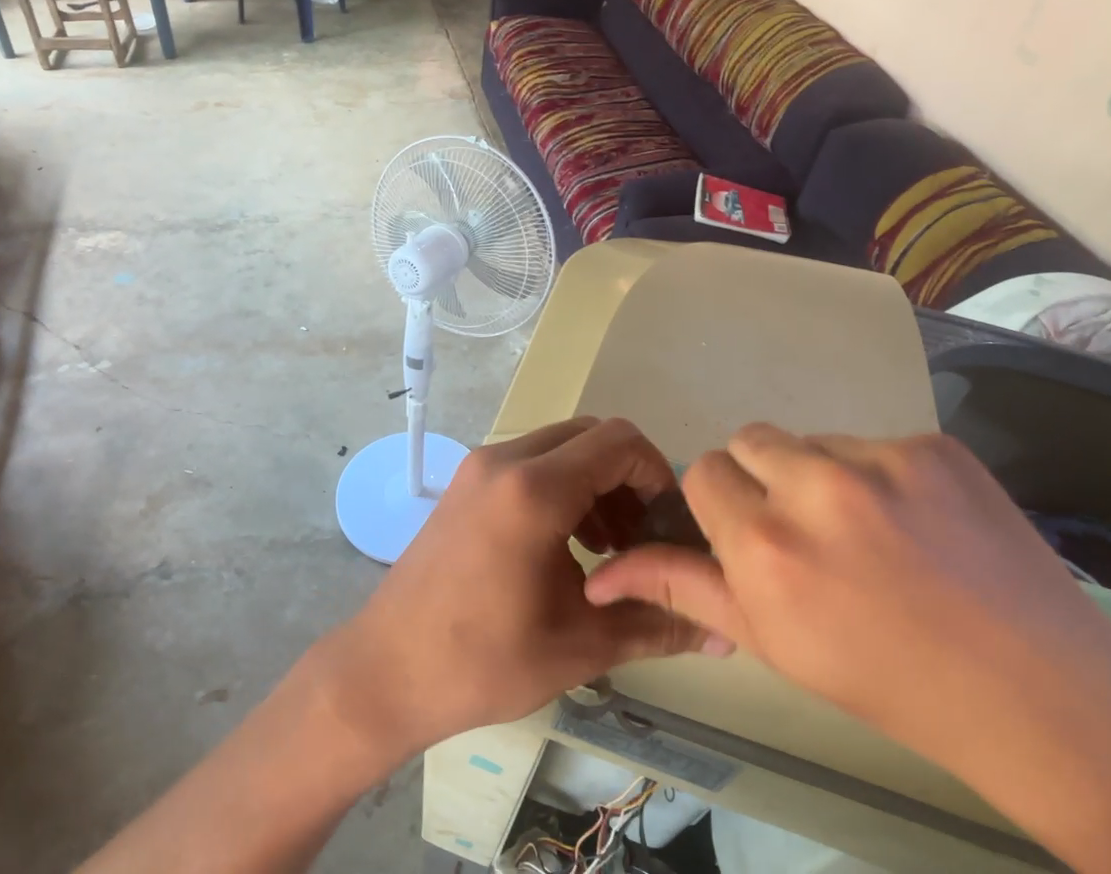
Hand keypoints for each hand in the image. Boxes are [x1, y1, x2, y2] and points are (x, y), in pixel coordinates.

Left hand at [319, 418, 720, 754]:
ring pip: (557, 449)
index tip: (669, 524)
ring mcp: (476, 471)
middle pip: (590, 437)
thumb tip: (726, 633)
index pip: (619, 442)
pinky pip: (527, 465)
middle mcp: (503, 462)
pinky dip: (560, 489)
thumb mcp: (581, 646)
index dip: (658, 474)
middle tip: (641, 539)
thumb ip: (658, 625)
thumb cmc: (482, 661)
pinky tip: (566, 549)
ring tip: (608, 550)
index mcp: (534, 490)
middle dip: (627, 480)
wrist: (384, 674)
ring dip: (594, 484)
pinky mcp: (462, 488)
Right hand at [584, 424, 1110, 772]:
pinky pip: (874, 443)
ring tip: (869, 533)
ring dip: (820, 474)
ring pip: (812, 439)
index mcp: (763, 547)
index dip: (724, 508)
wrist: (1030, 689)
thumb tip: (600, 574)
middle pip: (749, 440)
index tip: (754, 540)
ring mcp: (881, 460)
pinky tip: (918, 525)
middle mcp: (814, 489)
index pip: (703, 473)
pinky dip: (879, 475)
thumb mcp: (771, 642)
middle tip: (805, 533)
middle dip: (763, 479)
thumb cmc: (883, 680)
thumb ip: (684, 589)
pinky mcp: (934, 446)